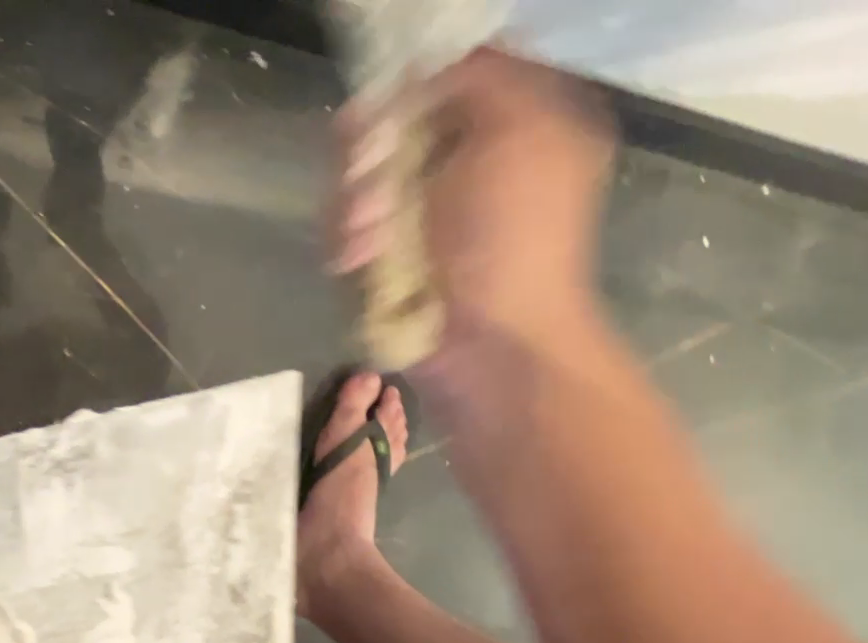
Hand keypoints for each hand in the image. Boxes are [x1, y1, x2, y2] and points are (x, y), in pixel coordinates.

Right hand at [333, 48, 616, 354]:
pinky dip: (348, 246)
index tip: (386, 103)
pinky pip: (347, 229)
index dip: (412, 81)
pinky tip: (358, 263)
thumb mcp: (519, 132)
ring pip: (360, 181)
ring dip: (353, 209)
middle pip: (391, 127)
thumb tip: (418, 71)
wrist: (488, 345)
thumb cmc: (513, 240)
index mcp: (516, 122)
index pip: (450, 71)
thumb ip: (479, 78)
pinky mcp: (387, 256)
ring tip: (366, 244)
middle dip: (370, 158)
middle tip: (372, 185)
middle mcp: (467, 161)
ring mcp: (422, 213)